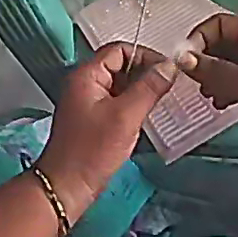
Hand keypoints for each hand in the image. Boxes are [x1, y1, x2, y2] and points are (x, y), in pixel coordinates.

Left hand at [40, 42, 176, 204]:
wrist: (68, 186)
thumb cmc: (90, 151)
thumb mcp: (125, 116)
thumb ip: (148, 88)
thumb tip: (168, 67)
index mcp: (86, 75)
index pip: (118, 50)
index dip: (144, 56)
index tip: (167, 69)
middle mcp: (84, 84)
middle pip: (120, 66)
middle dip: (145, 73)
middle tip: (169, 85)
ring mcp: (88, 102)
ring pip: (120, 85)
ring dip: (141, 90)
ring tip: (163, 101)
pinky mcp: (93, 119)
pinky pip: (117, 102)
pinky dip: (133, 105)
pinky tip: (148, 116)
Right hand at [178, 14, 237, 139]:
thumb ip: (214, 70)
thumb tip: (182, 58)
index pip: (221, 24)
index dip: (199, 38)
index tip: (183, 62)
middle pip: (225, 44)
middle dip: (205, 60)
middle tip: (192, 83)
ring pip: (232, 66)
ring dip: (215, 77)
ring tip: (207, 96)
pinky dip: (228, 90)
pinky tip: (221, 106)